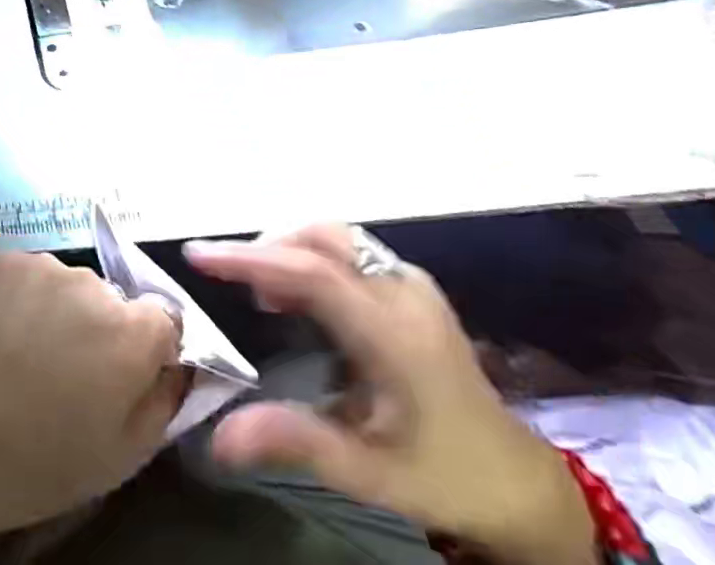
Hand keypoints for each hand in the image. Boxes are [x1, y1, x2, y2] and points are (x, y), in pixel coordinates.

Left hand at [0, 251, 186, 544]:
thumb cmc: (33, 462)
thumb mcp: (119, 458)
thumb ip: (164, 401)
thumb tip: (179, 364)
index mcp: (132, 334)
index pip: (165, 319)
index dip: (147, 349)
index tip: (119, 377)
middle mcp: (95, 286)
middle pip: (115, 302)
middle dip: (102, 331)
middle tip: (64, 374)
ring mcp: (46, 267)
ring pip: (72, 289)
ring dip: (62, 313)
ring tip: (25, 356)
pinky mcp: (6, 260)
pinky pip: (34, 278)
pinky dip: (26, 300)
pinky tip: (1, 335)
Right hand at [185, 226, 595, 564]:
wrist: (515, 476)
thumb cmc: (440, 474)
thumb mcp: (368, 471)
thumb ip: (296, 443)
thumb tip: (219, 436)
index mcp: (394, 334)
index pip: (313, 274)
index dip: (251, 258)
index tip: (199, 254)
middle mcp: (404, 293)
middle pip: (325, 238)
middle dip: (269, 247)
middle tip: (228, 277)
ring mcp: (413, 285)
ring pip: (338, 238)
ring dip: (290, 250)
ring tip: (259, 293)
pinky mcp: (413, 288)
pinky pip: (351, 251)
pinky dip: (311, 257)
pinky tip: (295, 295)